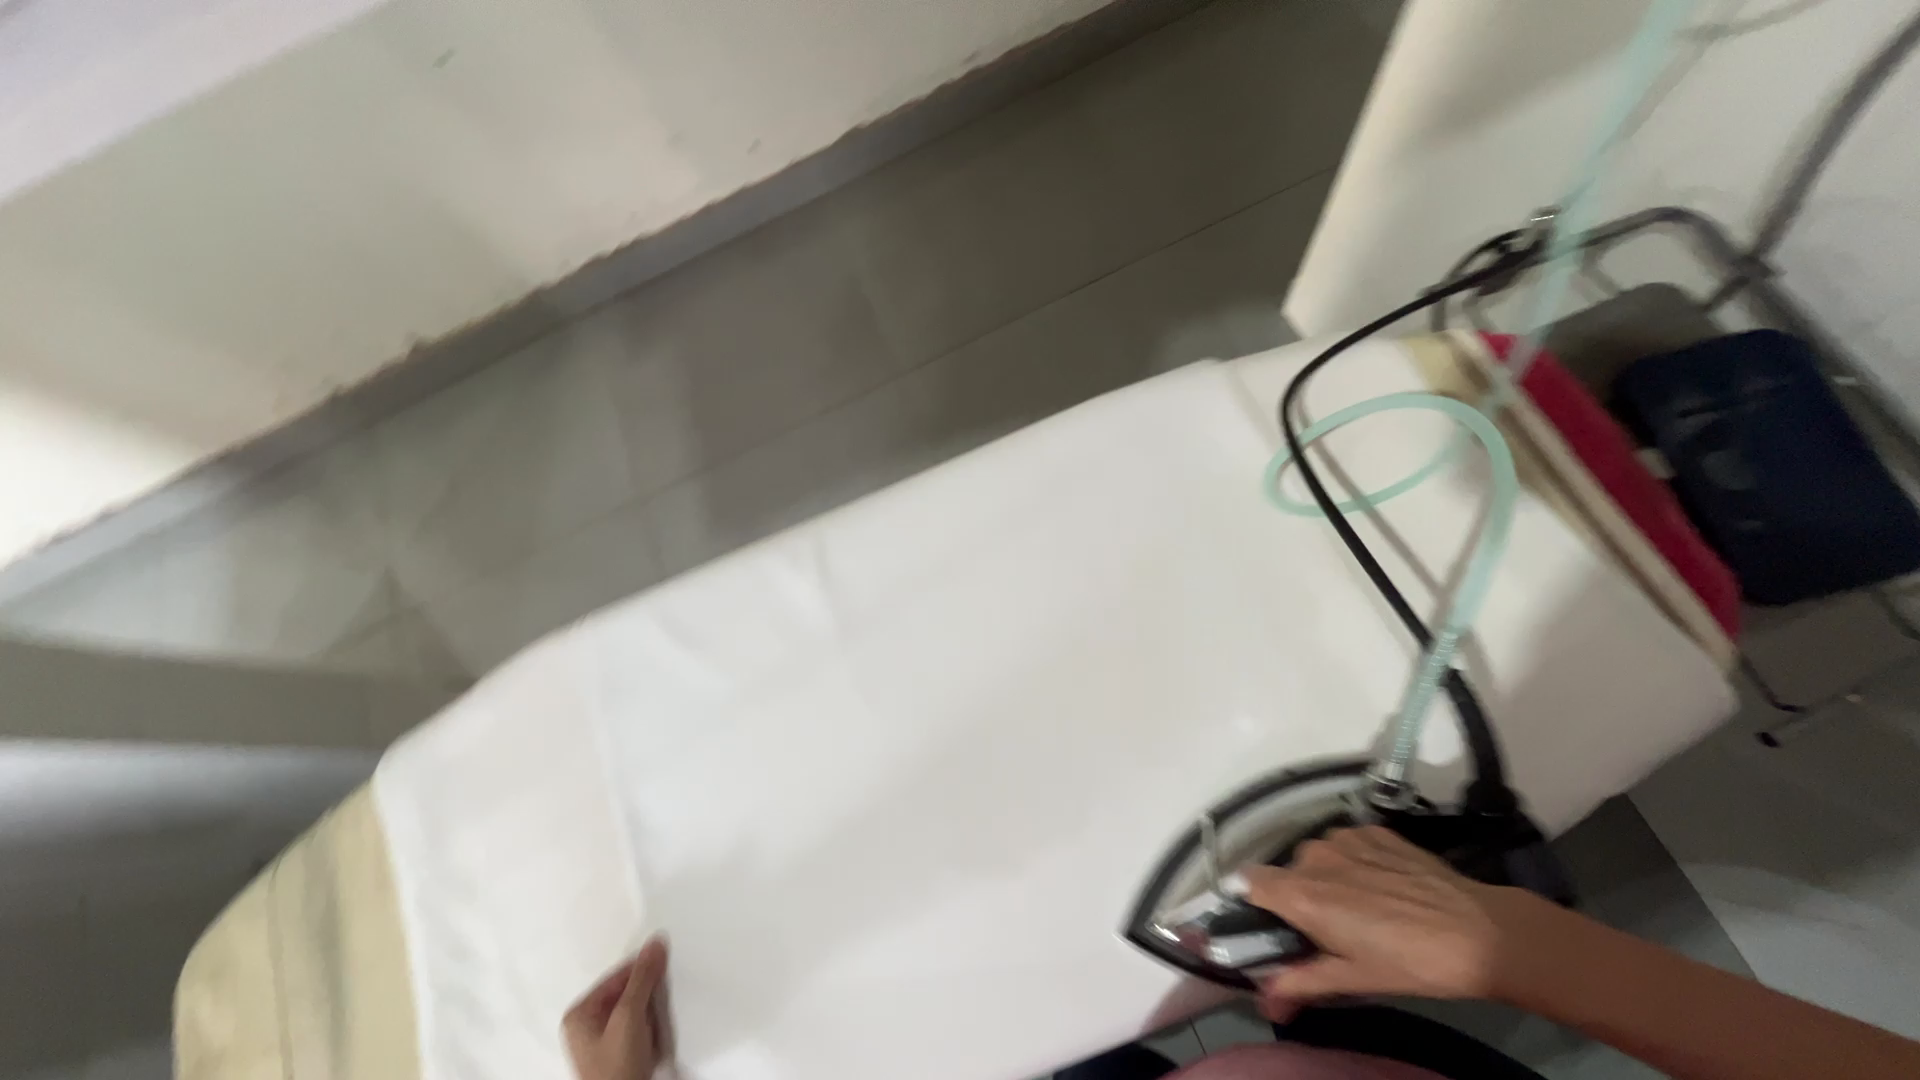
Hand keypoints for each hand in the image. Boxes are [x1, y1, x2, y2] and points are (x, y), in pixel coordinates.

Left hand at [564, 938, 669, 1079]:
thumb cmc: (618, 1067)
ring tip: (654, 1028)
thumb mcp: (630, 1017)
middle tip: (657, 1006)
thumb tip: (655, 943)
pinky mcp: (617, 1053)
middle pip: (626, 992)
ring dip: (650, 1014)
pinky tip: (653, 1039)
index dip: (642, 971)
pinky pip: (638, 1028)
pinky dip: (650, 1029)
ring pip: (635, 1010)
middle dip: (646, 997)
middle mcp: (586, 1024)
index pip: (618, 975)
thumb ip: (643, 979)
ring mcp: (601, 1041)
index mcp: (579, 1013)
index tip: (665, 966)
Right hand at [1239, 826, 1541, 1016]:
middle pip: (1287, 873)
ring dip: (1329, 878)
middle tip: (1329, 929)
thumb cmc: (1411, 963)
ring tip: (1364, 907)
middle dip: (1299, 898)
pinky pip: (1348, 844)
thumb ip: (1301, 983)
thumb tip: (1265, 1003)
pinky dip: (1356, 862)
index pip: (1246, 882)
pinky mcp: (1374, 830)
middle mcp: (1313, 856)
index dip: (1251, 902)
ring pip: (1319, 858)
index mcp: (1301, 894)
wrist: (1482, 932)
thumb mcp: (1354, 980)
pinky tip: (1386, 885)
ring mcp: (1345, 838)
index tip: (1268, 923)